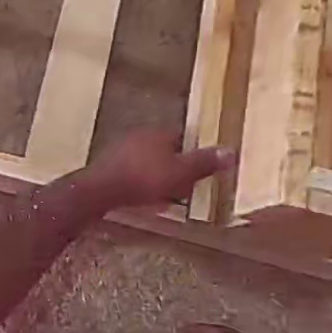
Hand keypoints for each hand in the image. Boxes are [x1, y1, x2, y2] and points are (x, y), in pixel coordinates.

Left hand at [82, 128, 233, 208]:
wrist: (100, 191)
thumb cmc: (144, 179)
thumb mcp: (181, 174)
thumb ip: (205, 163)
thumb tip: (231, 150)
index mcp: (159, 132)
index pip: (184, 137)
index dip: (195, 153)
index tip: (202, 169)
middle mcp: (140, 135)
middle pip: (165, 149)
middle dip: (176, 167)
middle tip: (187, 187)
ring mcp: (121, 150)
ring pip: (148, 162)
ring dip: (158, 177)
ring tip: (168, 197)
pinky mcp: (109, 167)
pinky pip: (133, 174)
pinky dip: (142, 184)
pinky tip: (144, 200)